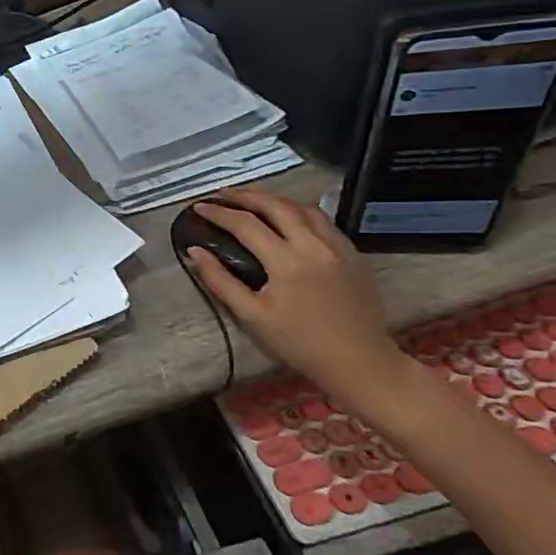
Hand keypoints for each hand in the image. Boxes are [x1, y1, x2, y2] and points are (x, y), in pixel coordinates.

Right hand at [182, 188, 410, 405]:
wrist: (360, 360)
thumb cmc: (298, 342)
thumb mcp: (251, 316)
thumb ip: (220, 280)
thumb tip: (195, 252)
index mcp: (287, 261)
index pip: (246, 225)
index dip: (219, 213)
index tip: (198, 208)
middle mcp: (315, 245)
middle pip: (277, 206)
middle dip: (246, 196)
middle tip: (222, 194)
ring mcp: (339, 247)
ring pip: (304, 208)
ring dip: (274, 199)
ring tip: (252, 199)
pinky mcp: (353, 254)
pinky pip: (323, 221)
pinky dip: (298, 212)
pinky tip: (287, 218)